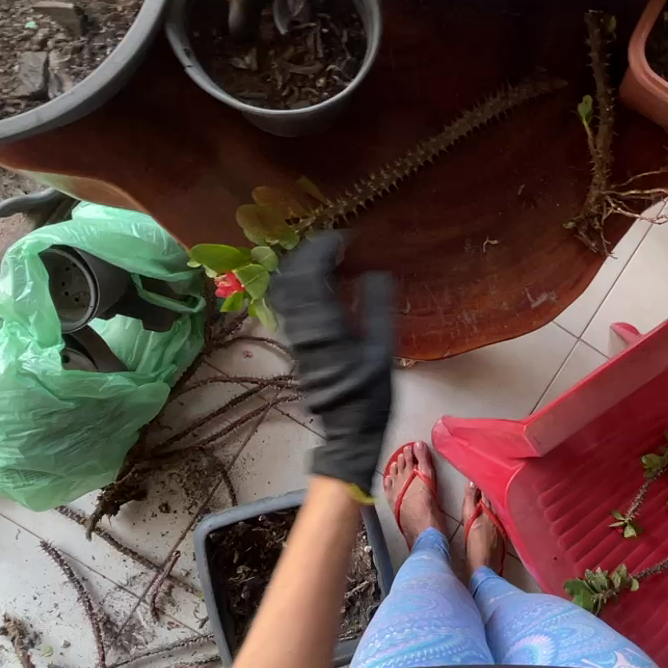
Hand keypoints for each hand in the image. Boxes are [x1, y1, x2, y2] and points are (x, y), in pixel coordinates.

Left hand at [274, 233, 394, 493]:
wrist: (348, 431)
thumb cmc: (371, 394)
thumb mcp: (385, 350)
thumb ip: (379, 309)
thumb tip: (377, 272)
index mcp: (326, 327)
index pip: (312, 274)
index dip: (324, 247)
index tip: (345, 236)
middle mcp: (302, 328)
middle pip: (291, 276)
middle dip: (309, 251)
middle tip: (334, 241)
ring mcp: (294, 336)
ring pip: (283, 288)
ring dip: (300, 265)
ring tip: (324, 255)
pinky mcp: (294, 343)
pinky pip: (286, 303)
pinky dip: (297, 283)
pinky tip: (317, 281)